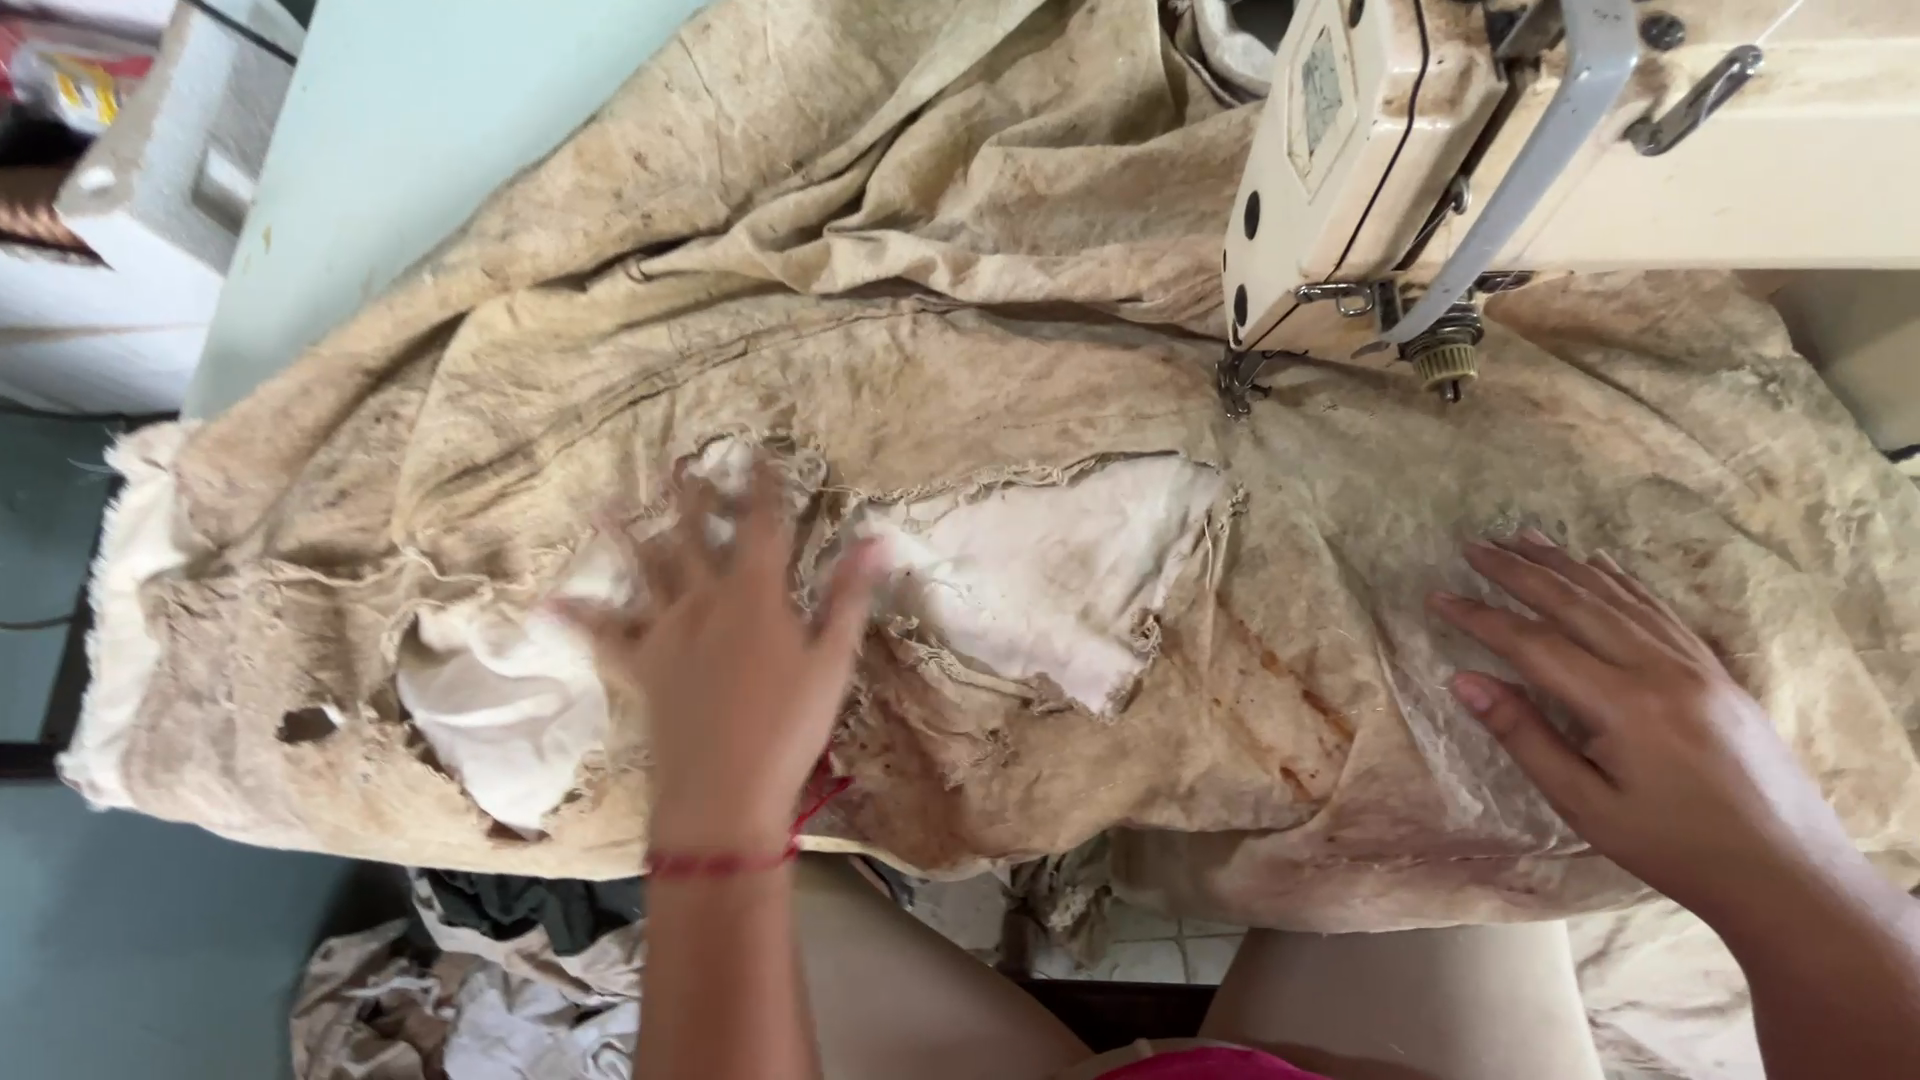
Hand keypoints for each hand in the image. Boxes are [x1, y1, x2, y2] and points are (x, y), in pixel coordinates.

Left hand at [556, 457, 883, 854]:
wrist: (724, 792)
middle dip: (693, 500)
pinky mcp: (642, 668)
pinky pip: (605, 637)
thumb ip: (849, 595)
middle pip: (696, 538)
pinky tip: (550, 603)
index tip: (756, 454)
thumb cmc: (790, 726)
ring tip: (605, 505)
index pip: (762, 526)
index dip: (761, 487)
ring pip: (646, 573)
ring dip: (628, 538)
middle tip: (681, 466)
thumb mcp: (832, 660)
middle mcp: (705, 601)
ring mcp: (667, 633)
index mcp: (755, 596)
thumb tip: (878, 538)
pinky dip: (579, 619)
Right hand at [1428, 530, 1863, 923]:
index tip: (1437, 596)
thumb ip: (1523, 735)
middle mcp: (1662, 671)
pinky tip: (1598, 564)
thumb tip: (1464, 680)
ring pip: (1618, 598)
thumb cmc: (1674, 848)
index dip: (1479, 617)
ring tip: (1522, 537)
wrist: (1793, 880)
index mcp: (1625, 706)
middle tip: (1472, 546)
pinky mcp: (1717, 673)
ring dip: (1564, 565)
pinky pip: (1659, 612)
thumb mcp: (1583, 804)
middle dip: (1518, 572)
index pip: (1533, 644)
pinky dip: (1621, 582)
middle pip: (1576, 604)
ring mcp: (1697, 667)